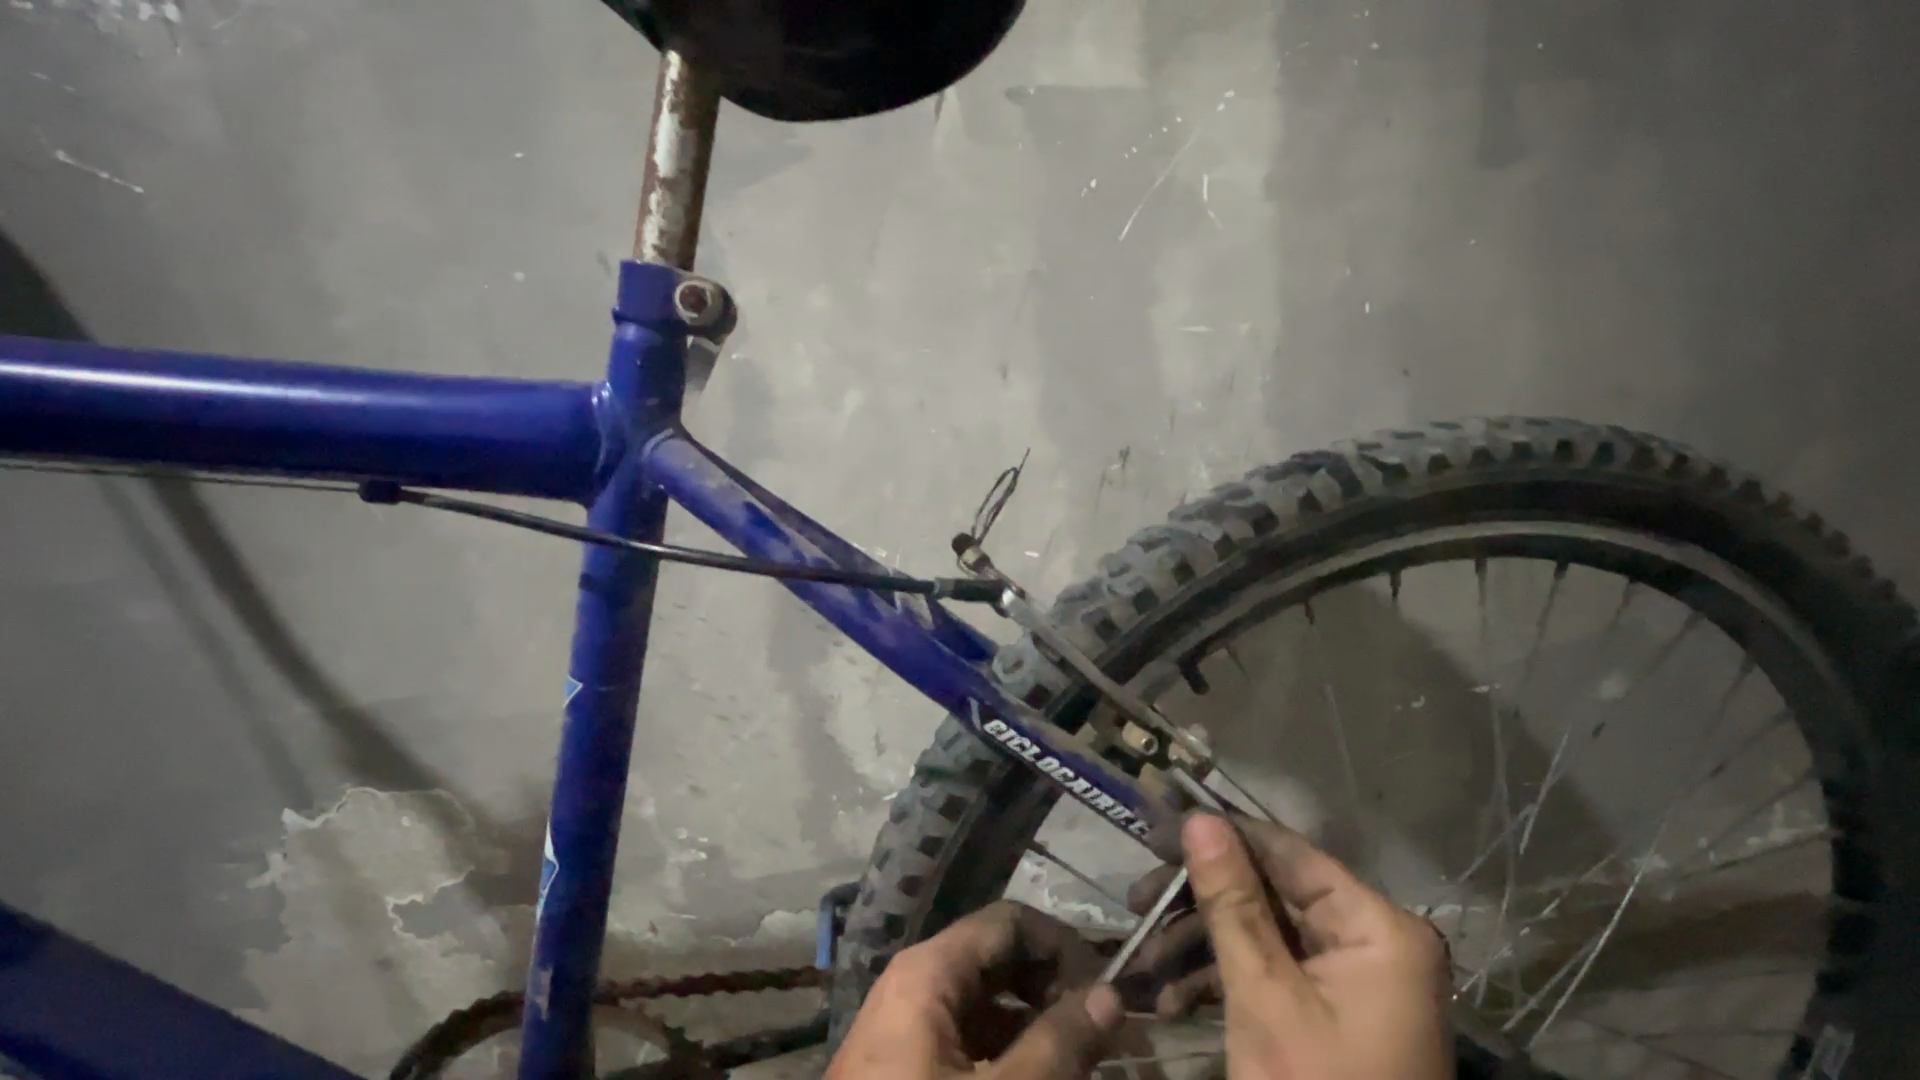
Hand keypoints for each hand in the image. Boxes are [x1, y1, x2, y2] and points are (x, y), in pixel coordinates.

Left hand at [825, 900, 1125, 1079]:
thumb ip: (1061, 1043)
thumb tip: (1110, 995)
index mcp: (928, 970)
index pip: (1010, 922)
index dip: (1064, 947)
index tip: (1108, 994)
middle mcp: (914, 982)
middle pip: (998, 958)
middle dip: (1054, 987)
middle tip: (1105, 1031)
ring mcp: (906, 1024)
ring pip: (985, 1001)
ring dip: (1035, 1022)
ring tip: (1081, 1059)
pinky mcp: (904, 1065)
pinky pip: (965, 1037)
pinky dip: (1007, 1050)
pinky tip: (1039, 1076)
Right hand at [1127, 814, 1453, 1079]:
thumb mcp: (1264, 997)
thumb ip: (1231, 903)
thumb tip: (1199, 819)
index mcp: (1376, 926)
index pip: (1286, 853)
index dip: (1219, 836)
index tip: (1155, 831)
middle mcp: (1372, 940)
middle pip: (1271, 894)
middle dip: (1199, 905)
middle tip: (1136, 904)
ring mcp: (1354, 979)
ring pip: (1264, 935)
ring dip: (1201, 948)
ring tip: (1145, 966)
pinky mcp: (1334, 1013)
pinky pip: (1273, 974)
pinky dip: (1224, 981)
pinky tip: (1172, 1000)